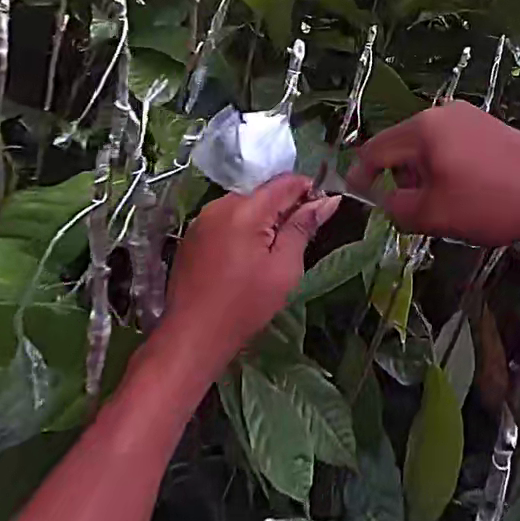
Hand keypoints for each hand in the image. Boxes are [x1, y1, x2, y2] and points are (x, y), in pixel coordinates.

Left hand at [162, 173, 339, 366]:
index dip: (308, 190)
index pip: (285, 182)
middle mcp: (220, 205)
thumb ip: (304, 227)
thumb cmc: (244, 305)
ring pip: (245, 205)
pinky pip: (226, 219)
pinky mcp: (192, 236)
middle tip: (297, 239)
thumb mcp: (284, 267)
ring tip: (271, 252)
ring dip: (263, 219)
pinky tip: (245, 258)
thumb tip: (328, 200)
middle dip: (284, 207)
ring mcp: (202, 220)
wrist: (191, 338)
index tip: (320, 211)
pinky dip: (243, 229)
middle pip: (263, 192)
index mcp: (245, 210)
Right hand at [346, 101, 519, 245]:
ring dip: (425, 175)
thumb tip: (387, 198)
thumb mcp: (434, 214)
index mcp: (423, 127)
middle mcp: (443, 111)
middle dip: (400, 179)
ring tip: (446, 206)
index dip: (361, 175)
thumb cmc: (492, 203)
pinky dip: (447, 167)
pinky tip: (469, 192)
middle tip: (413, 212)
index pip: (376, 149)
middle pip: (403, 146)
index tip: (355, 195)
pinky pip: (452, 145)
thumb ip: (397, 207)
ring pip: (429, 147)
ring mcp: (469, 115)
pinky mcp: (489, 125)